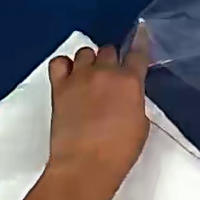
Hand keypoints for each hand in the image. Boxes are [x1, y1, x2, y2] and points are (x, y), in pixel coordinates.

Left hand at [44, 39, 151, 199]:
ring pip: (85, 52)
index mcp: (129, 81)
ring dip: (90, 61)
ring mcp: (79, 77)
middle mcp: (104, 73)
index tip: (141, 33)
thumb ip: (135, 100)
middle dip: (112, 60)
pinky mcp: (59, 87)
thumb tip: (126, 94)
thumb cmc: (119, 151)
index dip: (141, 42)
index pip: (138, 53)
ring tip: (90, 77)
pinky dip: (65, 65)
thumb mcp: (141, 124)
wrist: (85, 165)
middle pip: (109, 50)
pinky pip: (59, 62)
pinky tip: (70, 77)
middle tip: (111, 77)